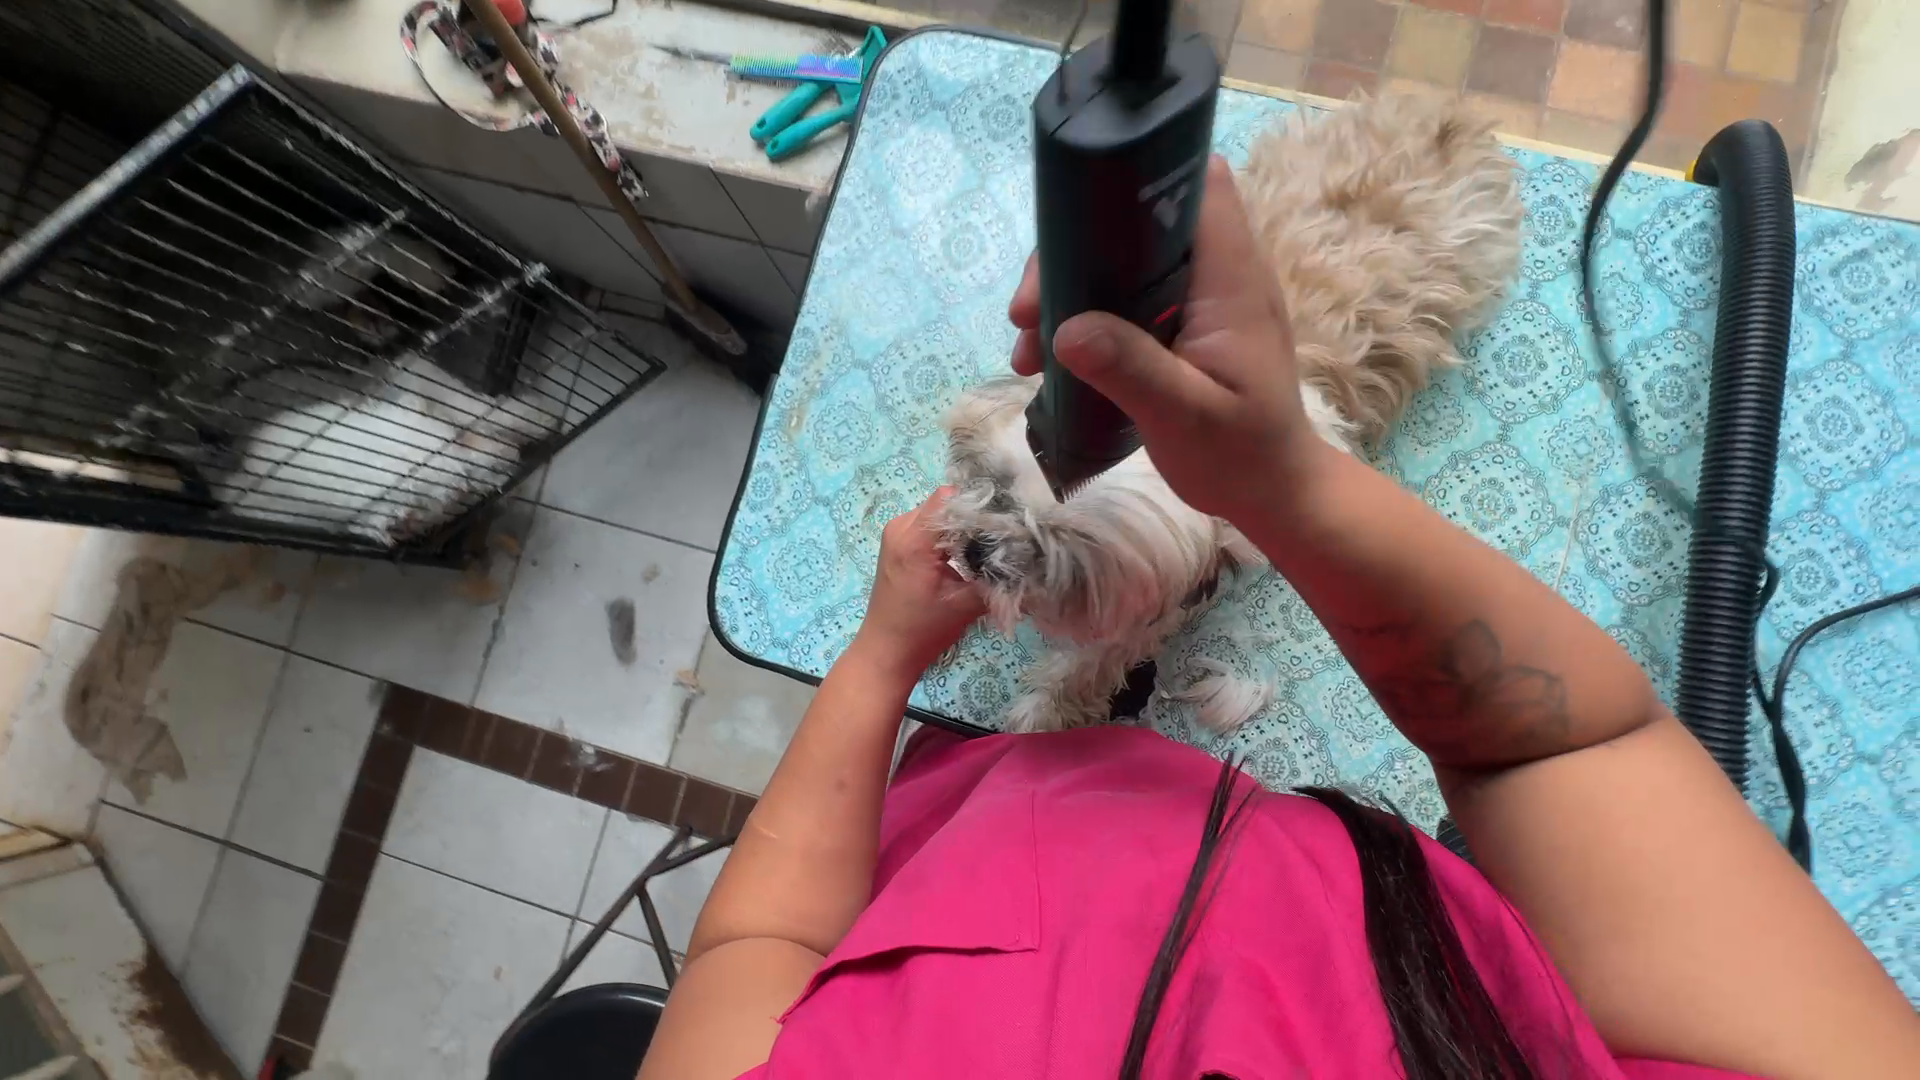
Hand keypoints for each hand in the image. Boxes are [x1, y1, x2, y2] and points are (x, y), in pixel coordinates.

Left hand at [849, 487, 985, 682]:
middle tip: (999, 538)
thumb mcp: (967, 604)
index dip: (981, 506)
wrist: (887, 652)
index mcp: (914, 539)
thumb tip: (1030, 556)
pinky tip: (964, 555)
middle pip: (946, 503)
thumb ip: (997, 576)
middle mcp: (901, 527)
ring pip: (938, 512)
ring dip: (961, 526)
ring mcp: (896, 533)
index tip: (1004, 524)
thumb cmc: (924, 631)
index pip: (952, 498)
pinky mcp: (898, 543)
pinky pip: (929, 525)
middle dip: (974, 516)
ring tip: (983, 548)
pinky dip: (948, 534)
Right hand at [1009, 157, 1329, 524]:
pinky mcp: (1179, 330)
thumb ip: (1132, 370)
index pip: (1199, 185)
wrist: (1267, 491)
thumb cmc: (1239, 454)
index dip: (1137, 183)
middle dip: (1074, 255)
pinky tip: (1051, 360)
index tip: (1072, 229)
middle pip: (1139, 225)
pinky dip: (1084, 322)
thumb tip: (1065, 330)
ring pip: (1122, 267)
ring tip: (1028, 348)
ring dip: (1069, 295)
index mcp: (1229, 279)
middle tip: (1028, 312)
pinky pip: (1124, 303)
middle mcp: (1215, 277)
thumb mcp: (1184, 416)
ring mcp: (1196, 303)